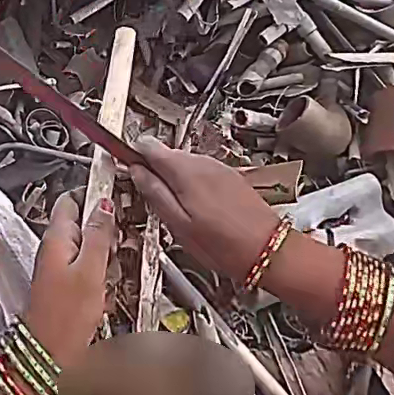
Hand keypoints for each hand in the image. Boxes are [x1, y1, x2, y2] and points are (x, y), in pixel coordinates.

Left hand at [22, 192, 113, 368]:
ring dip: (104, 249)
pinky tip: (109, 282)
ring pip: (86, 244)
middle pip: (81, 221)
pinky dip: (101, 269)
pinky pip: (87, 266)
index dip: (94, 193)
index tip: (116, 196)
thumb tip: (104, 205)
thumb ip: (98, 234)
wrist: (50, 362)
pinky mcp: (66, 286)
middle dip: (104, 225)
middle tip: (121, 235)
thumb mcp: (90, 270)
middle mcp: (54, 250)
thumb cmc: (65, 320)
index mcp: (56, 239)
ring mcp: (59, 268)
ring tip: (116, 262)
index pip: (72, 199)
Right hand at [128, 137, 282, 282]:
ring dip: (174, 181)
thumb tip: (136, 172)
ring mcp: (217, 167)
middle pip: (165, 155)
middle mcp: (202, 161)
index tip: (126, 168)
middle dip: (154, 173)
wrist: (266, 249)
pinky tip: (197, 211)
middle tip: (152, 202)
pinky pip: (201, 174)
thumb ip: (153, 193)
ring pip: (183, 165)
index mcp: (184, 170)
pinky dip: (192, 186)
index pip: (148, 144)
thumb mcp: (177, 224)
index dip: (132, 155)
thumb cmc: (224, 244)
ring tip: (178, 212)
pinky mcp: (229, 176)